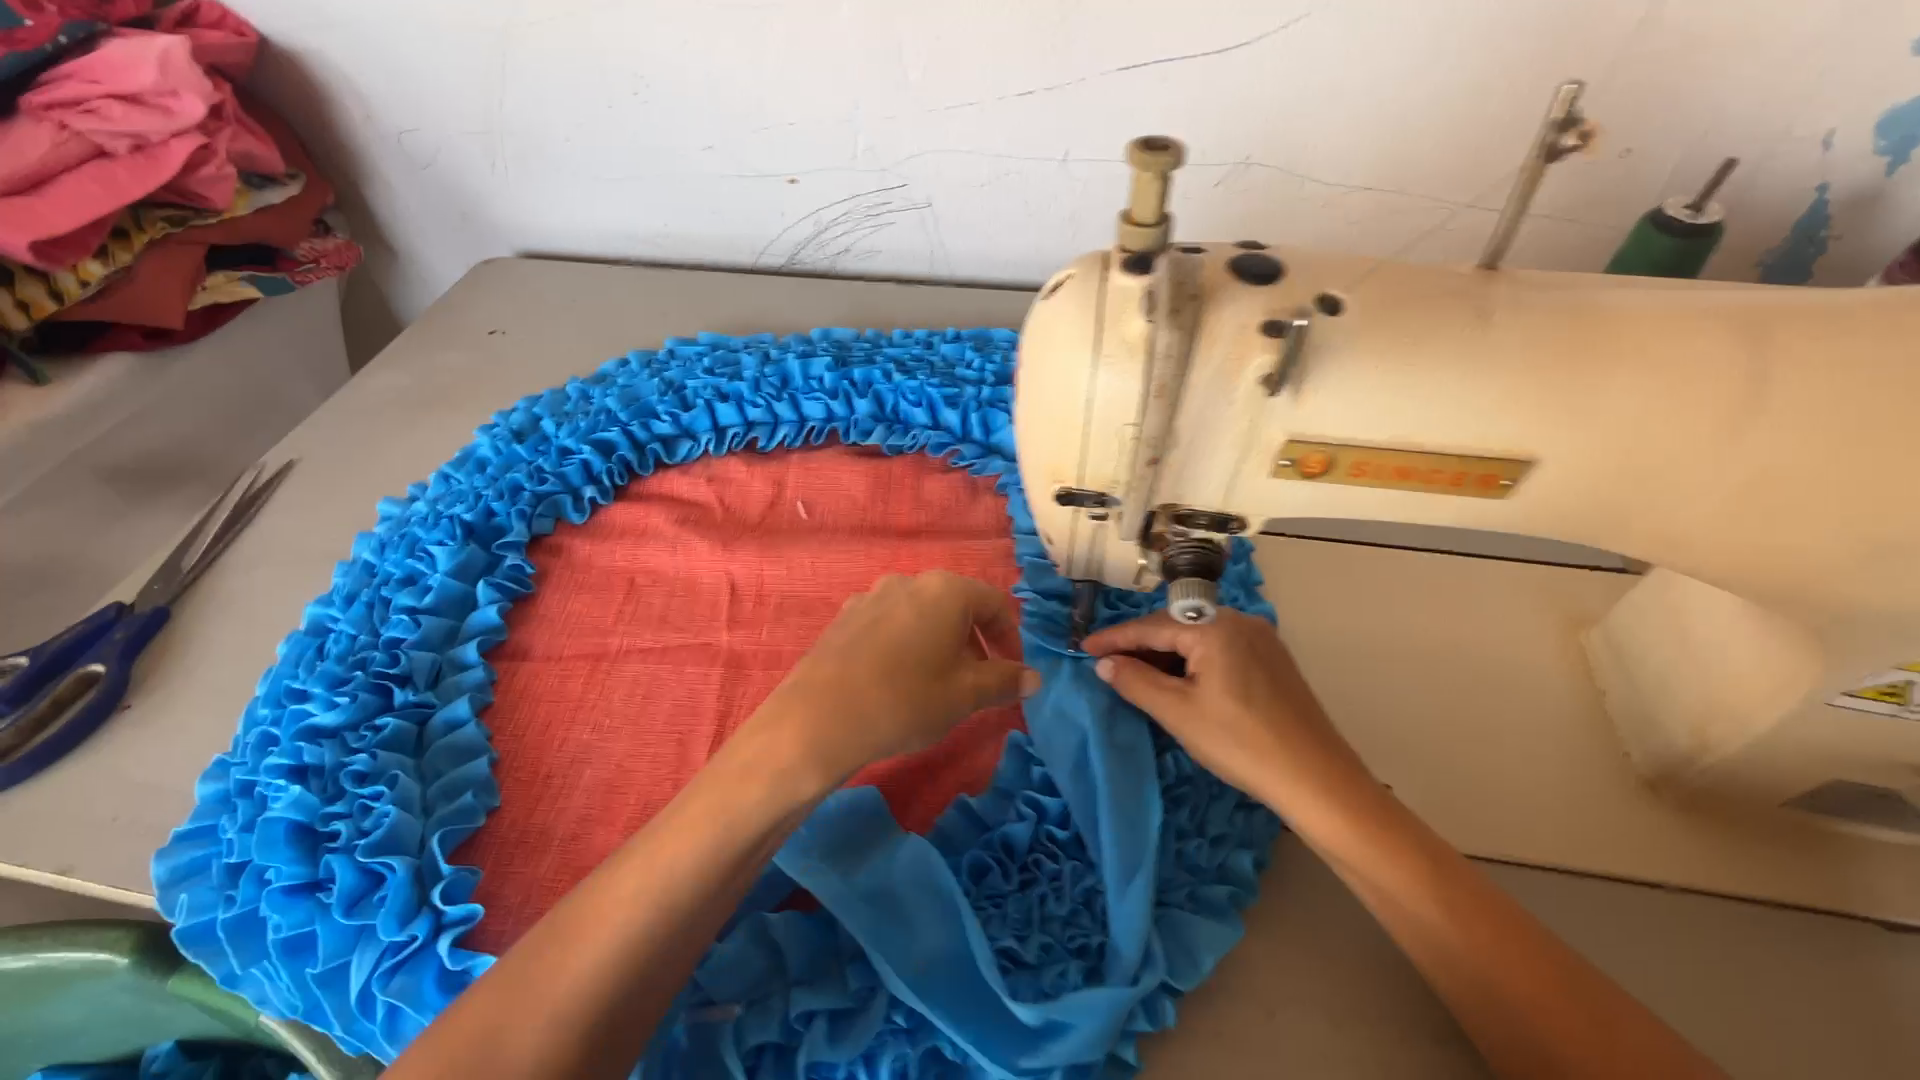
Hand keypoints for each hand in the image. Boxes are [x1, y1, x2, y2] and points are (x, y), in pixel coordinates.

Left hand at [742, 571, 1039, 792]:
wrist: (818, 719)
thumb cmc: (905, 701)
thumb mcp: (965, 695)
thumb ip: (1004, 681)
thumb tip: (1033, 678)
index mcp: (946, 590)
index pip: (995, 605)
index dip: (1012, 641)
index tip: (1013, 677)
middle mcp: (908, 582)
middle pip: (957, 607)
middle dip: (976, 644)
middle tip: (979, 686)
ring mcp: (871, 598)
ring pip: (922, 617)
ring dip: (940, 646)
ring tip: (939, 687)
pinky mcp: (844, 620)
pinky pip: (890, 627)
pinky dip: (907, 648)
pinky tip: (898, 684)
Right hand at [1083, 609, 1366, 809]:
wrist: (1317, 778)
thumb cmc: (1240, 743)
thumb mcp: (1178, 713)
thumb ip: (1136, 682)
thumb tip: (1104, 664)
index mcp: (1215, 627)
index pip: (1151, 626)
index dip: (1114, 639)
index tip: (1082, 650)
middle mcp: (1240, 621)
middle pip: (1177, 626)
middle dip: (1140, 646)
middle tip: (1107, 666)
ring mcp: (1261, 640)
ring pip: (1200, 638)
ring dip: (1166, 655)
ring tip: (1137, 677)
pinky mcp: (1273, 661)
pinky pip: (1220, 650)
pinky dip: (1193, 662)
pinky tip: (1179, 684)